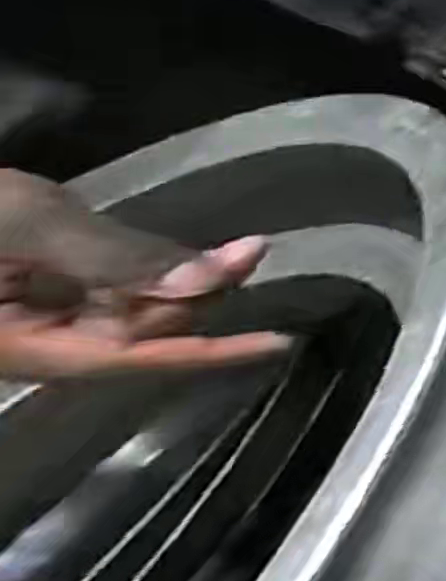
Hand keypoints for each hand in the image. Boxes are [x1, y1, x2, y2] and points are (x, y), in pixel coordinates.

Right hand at [0, 169, 288, 377]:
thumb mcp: (24, 223)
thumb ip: (117, 256)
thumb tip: (210, 282)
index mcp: (5, 345)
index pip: (125, 357)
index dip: (208, 353)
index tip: (282, 343)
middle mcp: (13, 342)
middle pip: (132, 333)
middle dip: (199, 297)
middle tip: (249, 251)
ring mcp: (14, 320)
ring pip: (123, 313)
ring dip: (180, 284)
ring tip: (236, 250)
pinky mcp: (18, 294)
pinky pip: (97, 295)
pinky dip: (146, 276)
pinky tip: (189, 257)